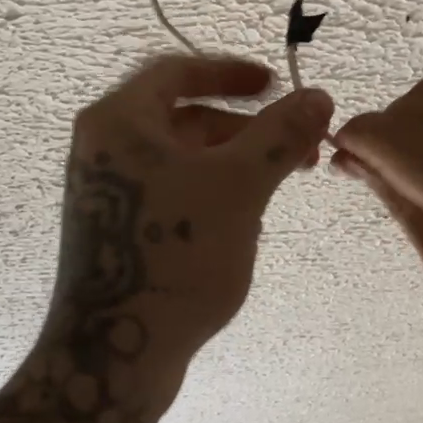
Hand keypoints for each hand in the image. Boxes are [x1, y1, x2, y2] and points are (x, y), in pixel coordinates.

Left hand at [40, 56, 333, 400]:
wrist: (117, 350)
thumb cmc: (175, 253)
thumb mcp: (239, 186)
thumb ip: (279, 135)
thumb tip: (318, 96)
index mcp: (117, 122)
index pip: (176, 72)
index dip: (230, 72)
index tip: (275, 84)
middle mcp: (103, 149)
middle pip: (183, 117)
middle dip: (245, 129)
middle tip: (298, 148)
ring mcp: (107, 193)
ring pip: (182, 159)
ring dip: (234, 164)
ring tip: (278, 189)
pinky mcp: (116, 230)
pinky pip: (171, 193)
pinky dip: (211, 195)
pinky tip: (246, 224)